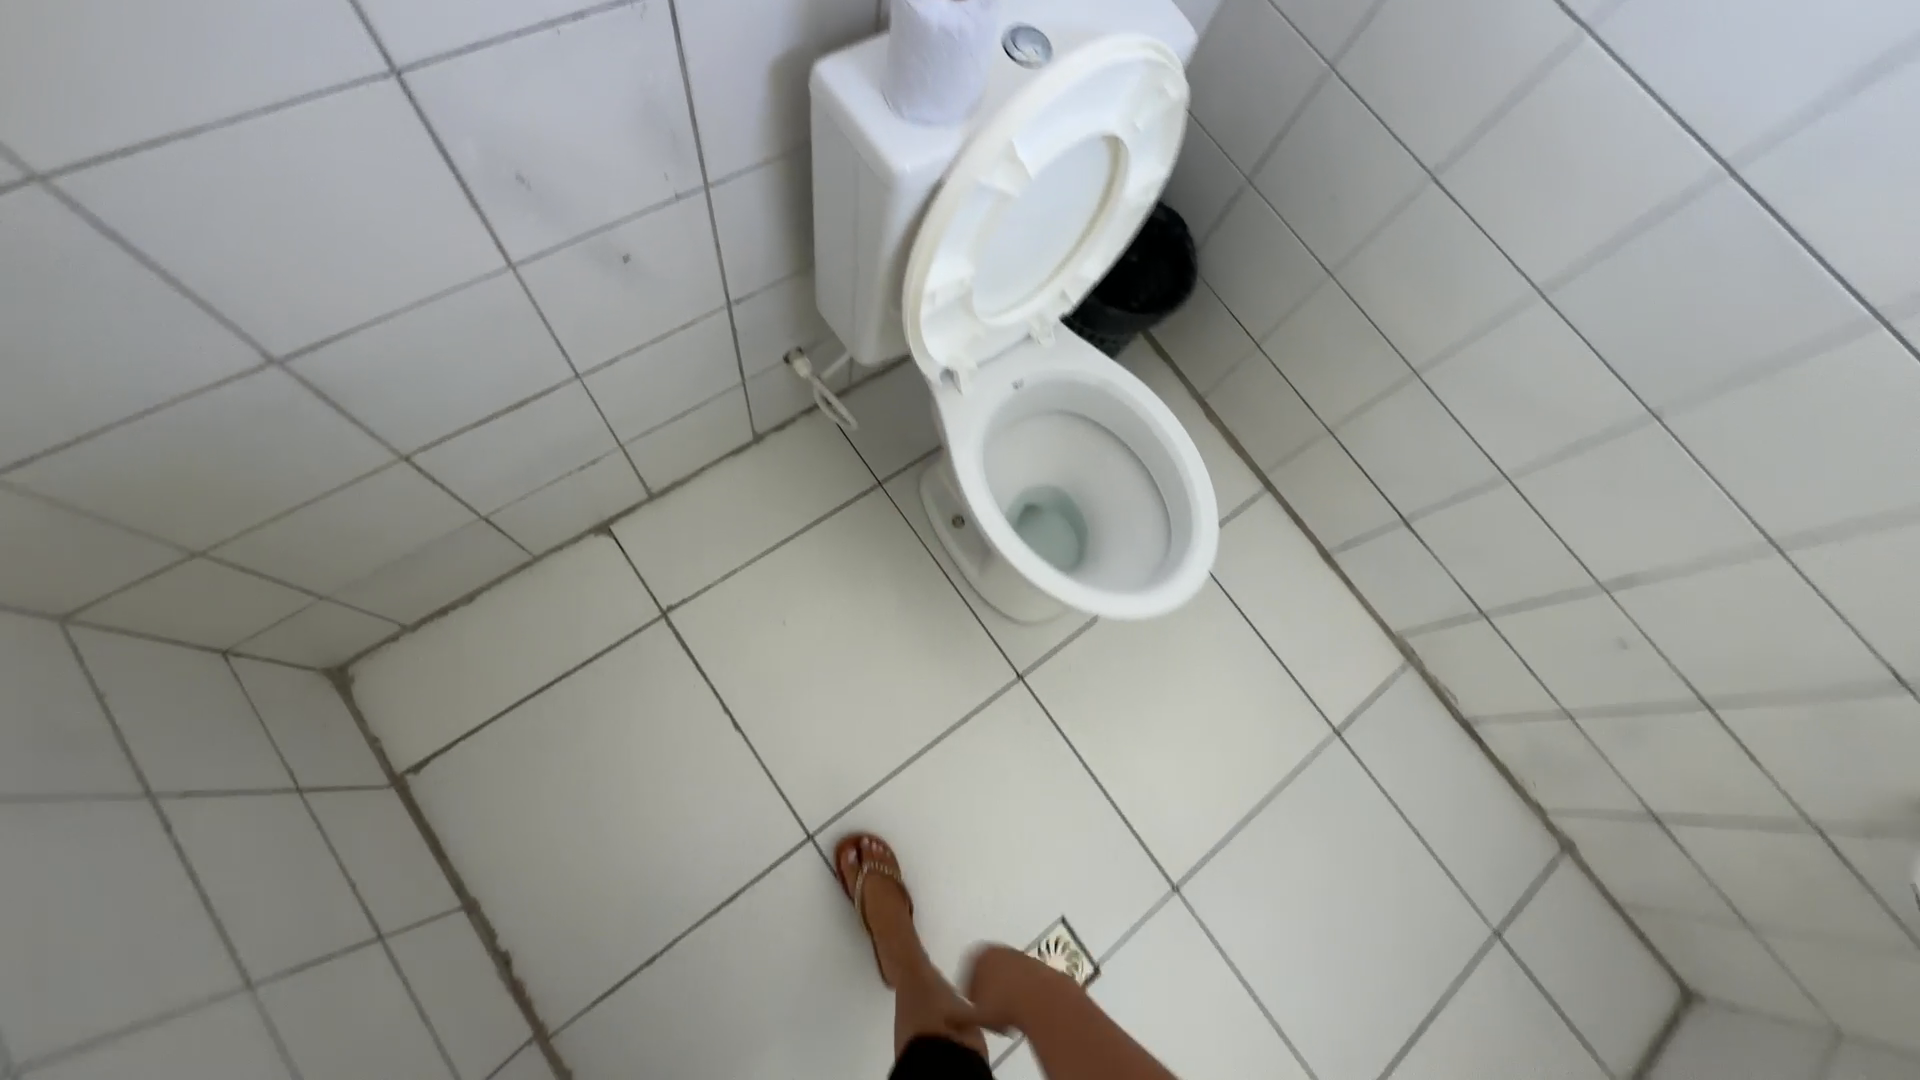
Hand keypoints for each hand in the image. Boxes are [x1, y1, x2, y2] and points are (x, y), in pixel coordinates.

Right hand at [960, 944, 1064, 1033]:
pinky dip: (1021, 994)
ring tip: (1008, 1018)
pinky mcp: (1036, 963)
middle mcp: (997, 949)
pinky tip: (1023, 1011)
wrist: (1040, 998)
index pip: (966, 976)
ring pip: (1005, 977)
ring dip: (1005, 995)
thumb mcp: (974, 1015)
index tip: (977, 1015)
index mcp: (978, 954)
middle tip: (992, 1017)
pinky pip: (1022, 980)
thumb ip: (960, 1015)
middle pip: (987, 974)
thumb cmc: (1002, 1005)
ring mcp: (1017, 954)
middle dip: (988, 994)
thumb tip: (950, 1018)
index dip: (970, 999)